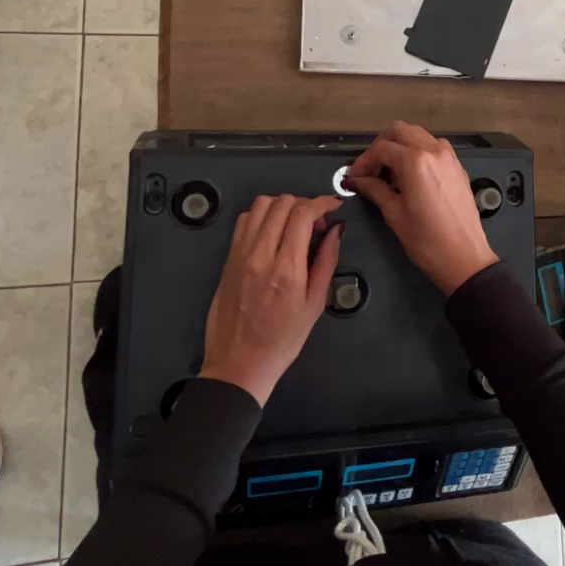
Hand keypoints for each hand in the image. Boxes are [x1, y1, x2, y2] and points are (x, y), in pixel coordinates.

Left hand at [199, 194, 342, 405]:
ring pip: (261, 205)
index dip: (322, 202)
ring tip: (294, 225)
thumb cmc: (282, 340)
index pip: (303, 214)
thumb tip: (336, 229)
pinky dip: (262, 216)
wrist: (238, 364)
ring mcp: (241, 255)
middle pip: (282, 203)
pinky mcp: (229, 258)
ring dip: (283, 206)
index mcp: (286, 269)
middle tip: (316, 223)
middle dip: (305, 204)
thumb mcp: (315, 304)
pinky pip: (244, 220)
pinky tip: (273, 232)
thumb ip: (326, 261)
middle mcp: (261, 256)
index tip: (334, 205)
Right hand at [346, 121, 498, 293]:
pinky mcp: (458, 167)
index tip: (355, 176)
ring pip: (418, 135)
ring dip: (400, 147)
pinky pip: (434, 147)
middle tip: (370, 169)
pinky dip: (418, 153)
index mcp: (416, 161)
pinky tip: (410, 177)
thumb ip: (374, 189)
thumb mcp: (394, 213)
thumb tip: (358, 180)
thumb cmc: (426, 240)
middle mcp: (434, 150)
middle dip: (381, 146)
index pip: (381, 148)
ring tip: (390, 174)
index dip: (363, 161)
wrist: (464, 257)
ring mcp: (449, 157)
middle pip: (400, 131)